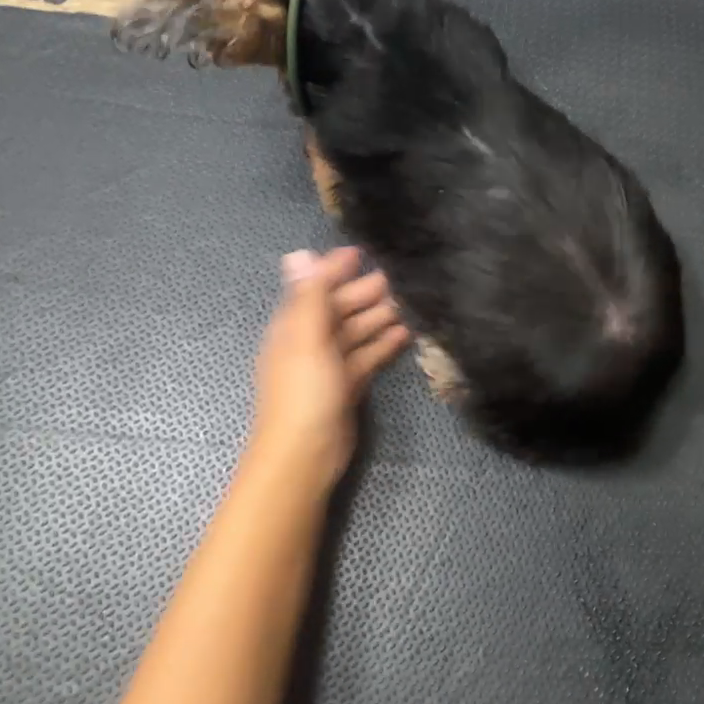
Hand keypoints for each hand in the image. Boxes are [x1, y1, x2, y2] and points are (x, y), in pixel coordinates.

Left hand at [251, 248, 408, 486]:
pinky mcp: (347, 386)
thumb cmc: (304, 391)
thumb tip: (299, 253)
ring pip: (356, 332)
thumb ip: (308, 295)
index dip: (336, 269)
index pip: (316, 288)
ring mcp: (329, 365)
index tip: (364, 251)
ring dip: (379, 317)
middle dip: (365, 292)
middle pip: (339, 309)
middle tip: (399, 277)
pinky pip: (367, 357)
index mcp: (294, 326)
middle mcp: (310, 342)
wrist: (304, 453)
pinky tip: (406, 334)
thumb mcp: (306, 337)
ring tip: (410, 302)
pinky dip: (383, 344)